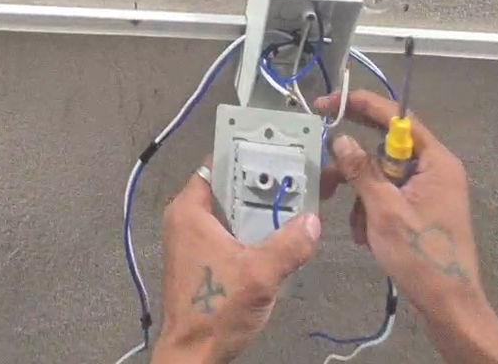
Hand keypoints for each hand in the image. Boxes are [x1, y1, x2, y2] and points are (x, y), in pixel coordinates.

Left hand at [150, 171, 321, 363]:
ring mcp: (188, 239)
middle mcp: (184, 217)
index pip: (216, 165)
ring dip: (254, 212)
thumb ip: (288, 245)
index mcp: (189, 208)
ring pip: (226, 212)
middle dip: (256, 186)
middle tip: (290, 180)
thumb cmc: (216, 307)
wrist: (192, 355)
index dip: (245, 156)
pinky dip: (246, 231)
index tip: (276, 153)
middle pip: (224, 188)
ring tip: (288, 205)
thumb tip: (314, 221)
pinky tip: (273, 238)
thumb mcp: (260, 275)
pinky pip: (224, 232)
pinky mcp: (196, 259)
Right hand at [316, 90, 497, 363]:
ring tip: (347, 215)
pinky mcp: (419, 210)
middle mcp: (434, 169)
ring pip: (381, 172)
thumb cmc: (422, 256)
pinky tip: (363, 233)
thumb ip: (361, 170)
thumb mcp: (385, 210)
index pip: (396, 117)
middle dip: (354, 158)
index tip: (327, 104)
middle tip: (324, 155)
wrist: (450, 310)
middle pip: (386, 145)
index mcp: (436, 162)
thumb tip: (340, 139)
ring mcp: (427, 190)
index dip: (360, 105)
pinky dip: (369, 208)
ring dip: (359, 190)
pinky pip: (386, 193)